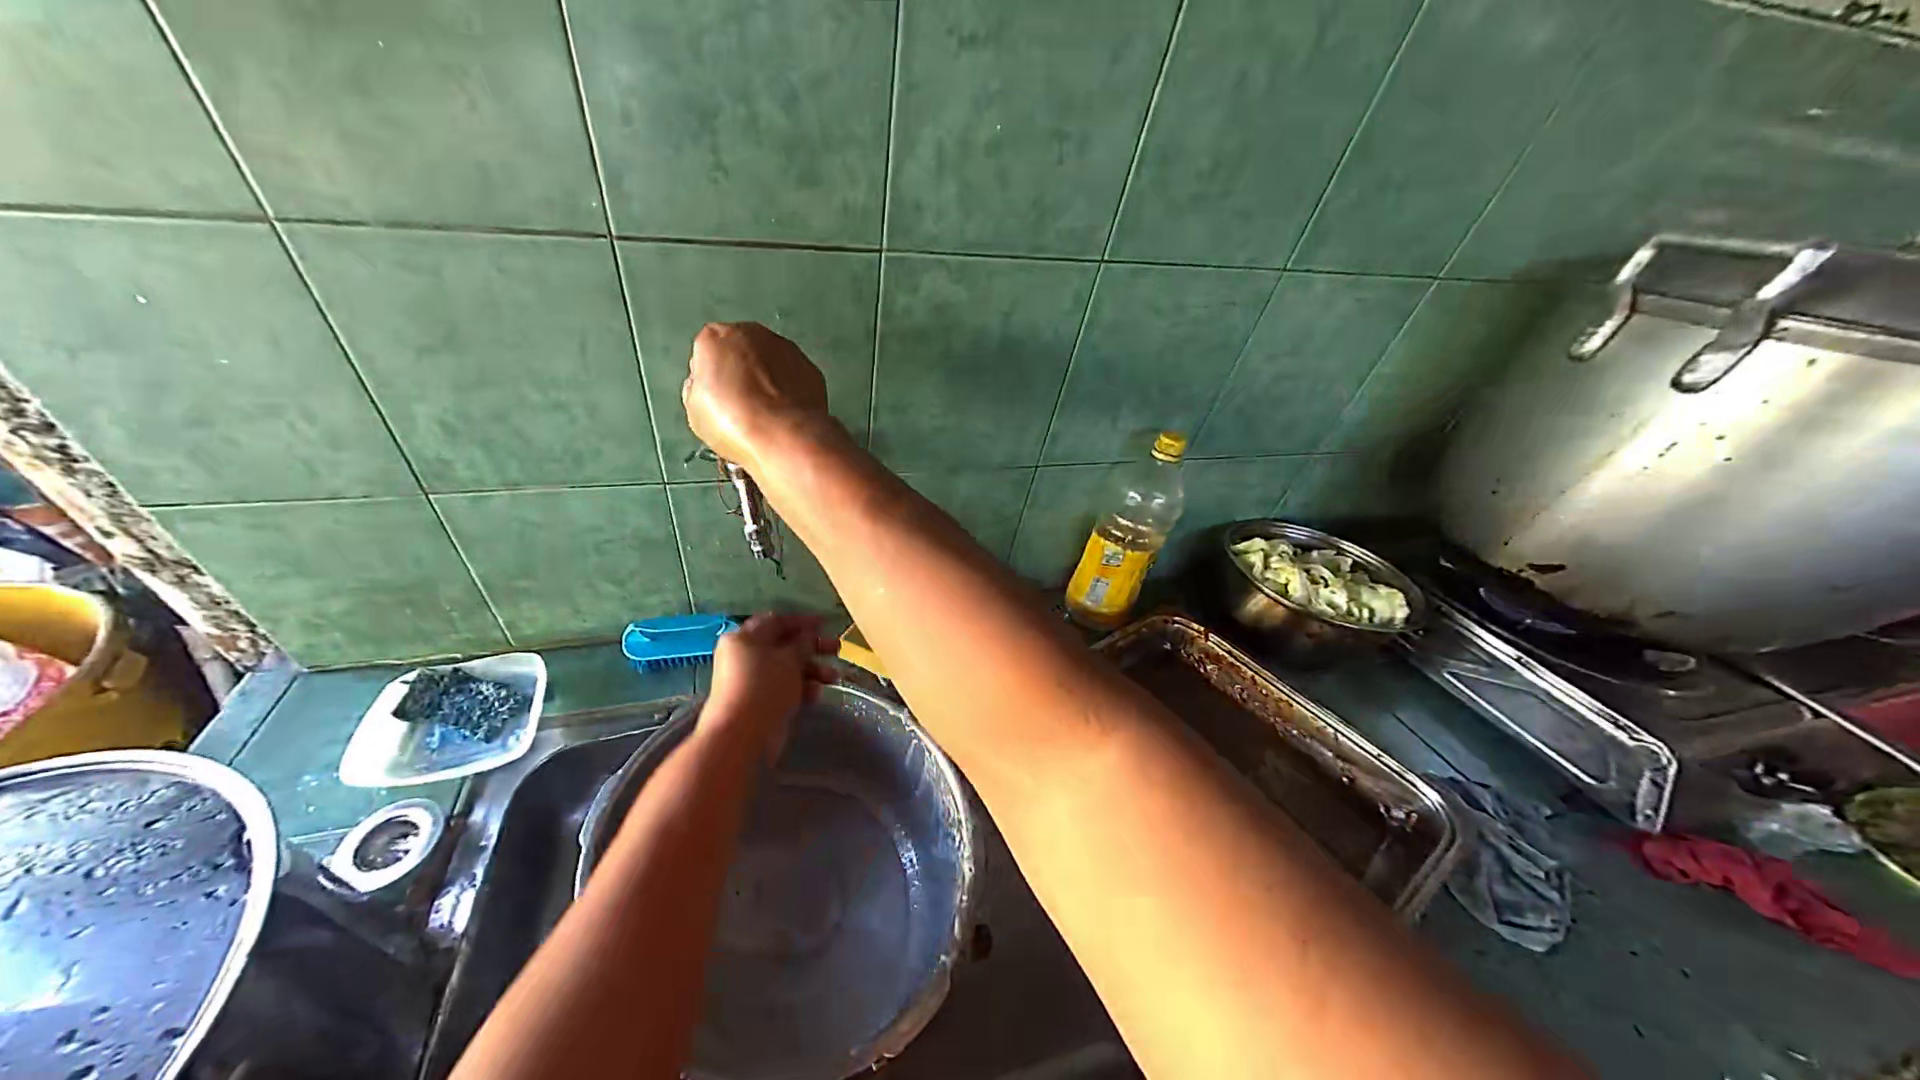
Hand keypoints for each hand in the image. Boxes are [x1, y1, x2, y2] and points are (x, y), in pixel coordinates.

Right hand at [682, 322, 831, 472]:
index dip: (710, 381)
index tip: (715, 402)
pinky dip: (790, 393)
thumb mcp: (694, 409)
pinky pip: (794, 378)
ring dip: (767, 383)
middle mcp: (752, 333)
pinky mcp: (811, 368)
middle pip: (741, 353)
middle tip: (740, 409)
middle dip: (740, 376)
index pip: (706, 354)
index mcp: (715, 337)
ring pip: (770, 364)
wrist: (783, 435)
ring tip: (765, 415)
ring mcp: (786, 348)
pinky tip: (785, 416)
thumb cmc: (734, 422)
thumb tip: (706, 387)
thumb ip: (698, 387)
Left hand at [704, 613, 838, 759]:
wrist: (742, 736)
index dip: (802, 621)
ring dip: (812, 670)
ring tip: (833, 678)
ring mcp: (750, 681)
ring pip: (786, 669)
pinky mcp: (758, 702)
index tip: (826, 623)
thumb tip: (809, 636)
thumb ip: (803, 643)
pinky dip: (801, 689)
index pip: (776, 621)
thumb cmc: (765, 687)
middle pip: (783, 645)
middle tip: (836, 649)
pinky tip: (816, 695)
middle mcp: (745, 656)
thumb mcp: (790, 659)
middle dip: (812, 647)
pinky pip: (783, 688)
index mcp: (745, 638)